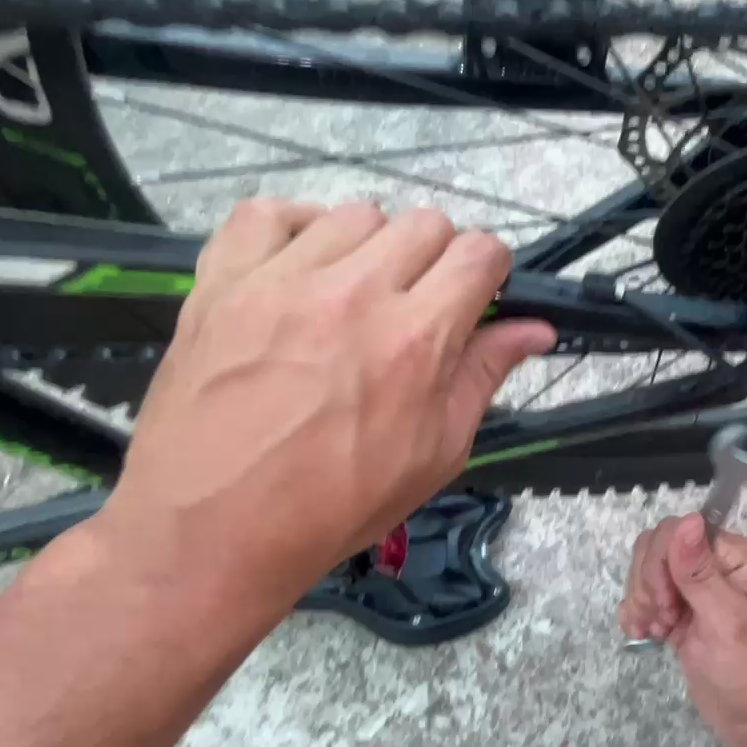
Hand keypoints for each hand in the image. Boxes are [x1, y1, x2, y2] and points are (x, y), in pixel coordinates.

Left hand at [95, 199, 555, 599]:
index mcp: (417, 337)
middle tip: (422, 301)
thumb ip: (486, 374)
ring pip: (357, 213)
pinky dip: (294, 226)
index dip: (492, 270)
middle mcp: (356, 293)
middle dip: (440, 256)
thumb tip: (537, 329)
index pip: (480, 253)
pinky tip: (302, 263)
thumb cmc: (339, 502)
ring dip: (375, 245)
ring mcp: (282, 282)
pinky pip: (264, 213)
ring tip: (358, 290)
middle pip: (426, 223)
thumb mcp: (439, 449)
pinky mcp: (220, 285)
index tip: (480, 296)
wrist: (209, 533)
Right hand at [619, 514, 746, 746]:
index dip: (662, 562)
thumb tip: (687, 519)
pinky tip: (645, 635)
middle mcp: (711, 564)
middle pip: (655, 547)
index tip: (668, 603)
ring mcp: (692, 589)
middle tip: (663, 619)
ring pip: (645, 570)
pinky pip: (643, 597)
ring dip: (640, 599)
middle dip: (647, 582)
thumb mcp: (727, 619)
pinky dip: (636, 614)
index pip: (676, 531)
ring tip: (656, 629)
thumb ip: (700, 571)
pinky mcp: (678, 613)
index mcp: (730, 554)